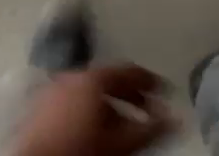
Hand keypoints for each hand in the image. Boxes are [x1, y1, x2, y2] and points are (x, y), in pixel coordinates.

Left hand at [10, 64, 176, 155]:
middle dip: (131, 95)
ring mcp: (54, 87)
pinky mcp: (42, 104)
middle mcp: (72, 74)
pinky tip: (98, 130)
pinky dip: (91, 109)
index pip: (129, 70)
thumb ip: (150, 128)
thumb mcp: (121, 141)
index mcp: (92, 77)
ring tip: (126, 126)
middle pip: (109, 79)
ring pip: (91, 90)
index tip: (164, 90)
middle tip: (149, 110)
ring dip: (111, 105)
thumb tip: (176, 118)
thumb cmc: (80, 149)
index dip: (150, 80)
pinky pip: (74, 99)